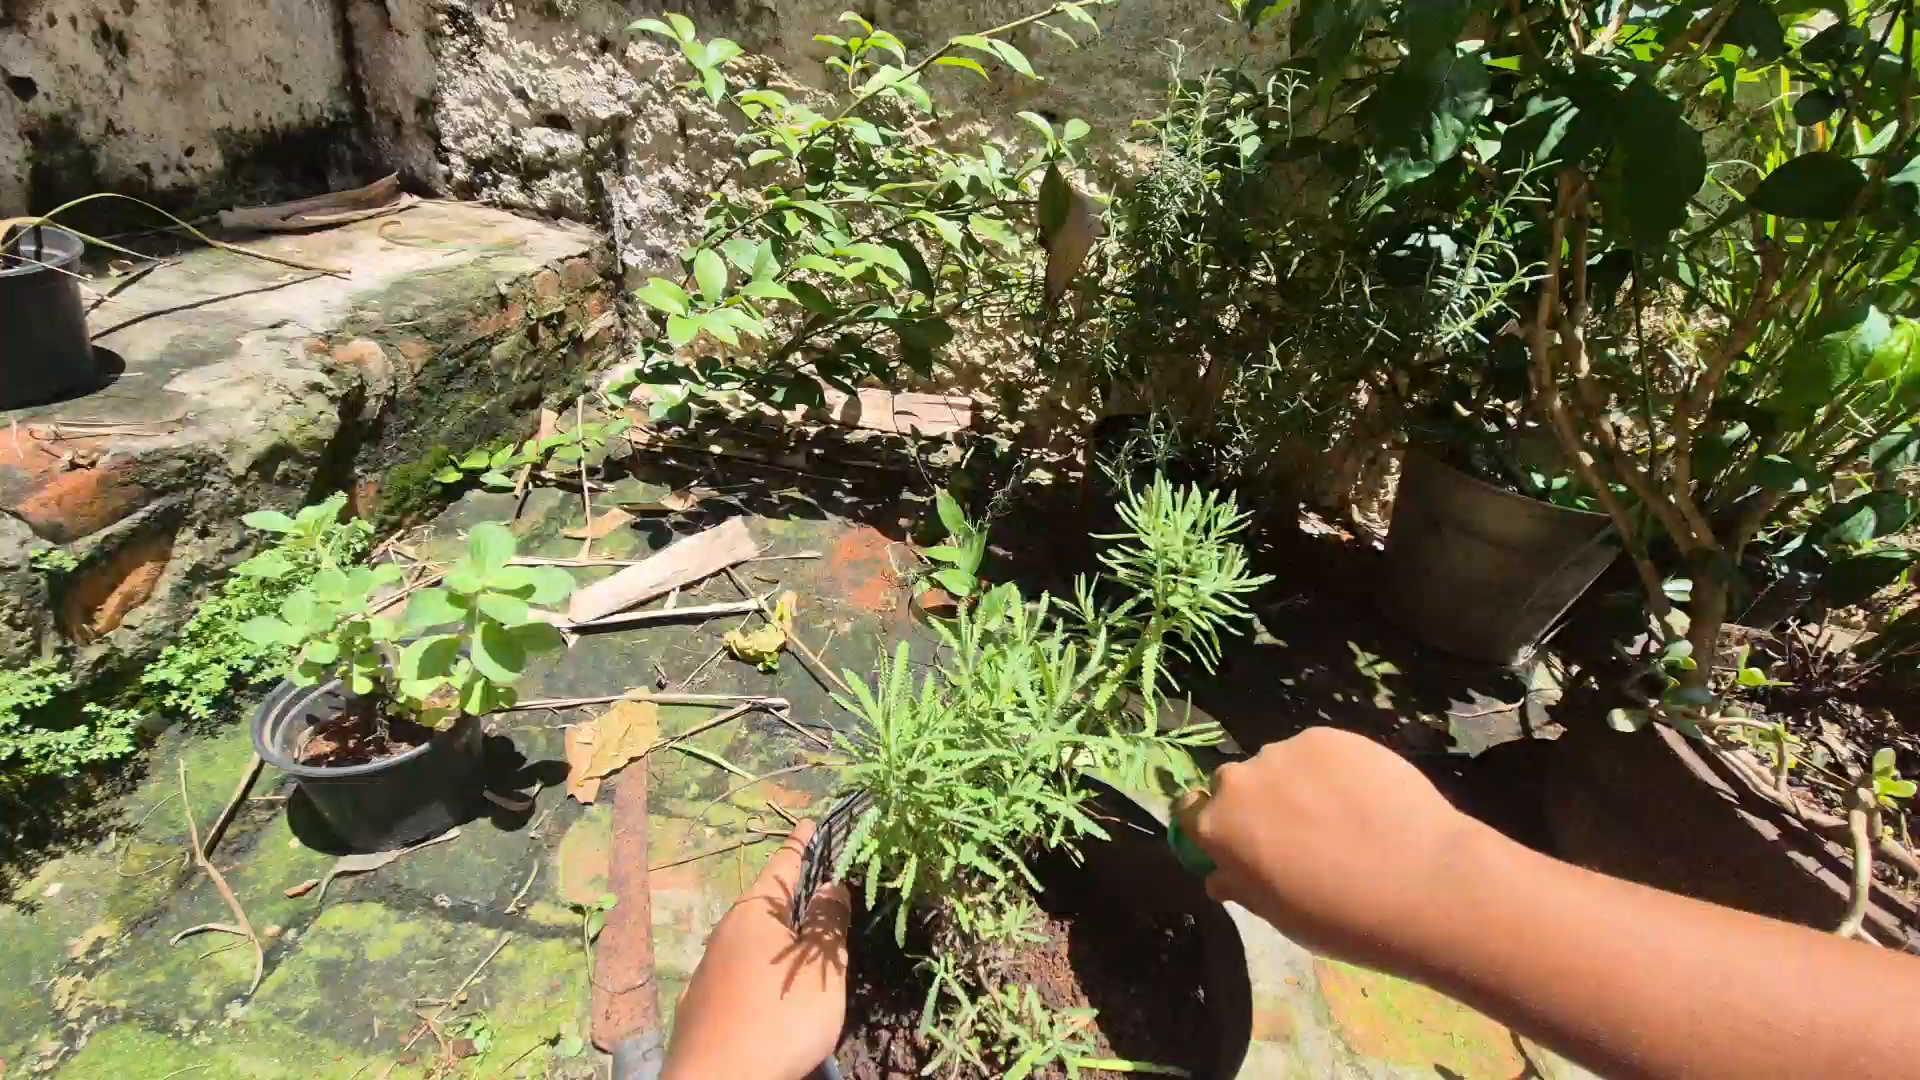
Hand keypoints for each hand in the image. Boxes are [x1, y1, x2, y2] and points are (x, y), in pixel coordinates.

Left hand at [661, 820, 851, 1079]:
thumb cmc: (777, 1018)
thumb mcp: (820, 968)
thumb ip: (828, 923)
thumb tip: (831, 885)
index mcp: (754, 912)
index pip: (784, 864)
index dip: (801, 843)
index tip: (810, 822)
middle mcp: (725, 933)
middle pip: (767, 904)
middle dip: (795, 898)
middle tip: (823, 894)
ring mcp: (707, 972)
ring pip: (751, 942)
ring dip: (778, 940)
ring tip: (804, 950)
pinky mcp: (699, 1009)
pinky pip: (739, 976)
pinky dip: (761, 972)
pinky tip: (772, 995)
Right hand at [1173, 727, 1482, 972]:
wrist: (1428, 884)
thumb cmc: (1345, 918)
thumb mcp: (1283, 916)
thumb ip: (1243, 887)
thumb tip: (1220, 877)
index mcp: (1217, 827)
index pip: (1187, 810)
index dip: (1207, 823)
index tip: (1235, 838)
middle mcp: (1238, 781)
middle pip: (1234, 785)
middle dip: (1256, 804)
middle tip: (1299, 834)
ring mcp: (1282, 753)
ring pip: (1278, 766)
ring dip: (1295, 785)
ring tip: (1345, 818)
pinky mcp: (1325, 736)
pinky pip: (1317, 752)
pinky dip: (1333, 771)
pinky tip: (1367, 800)